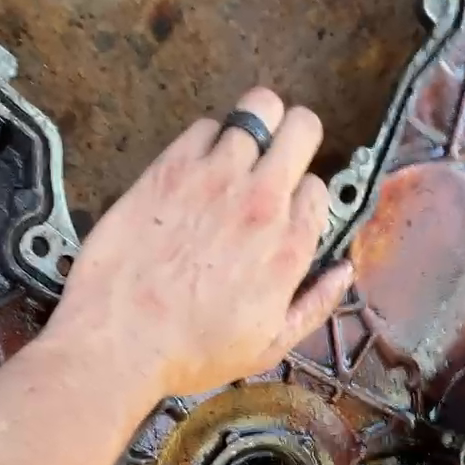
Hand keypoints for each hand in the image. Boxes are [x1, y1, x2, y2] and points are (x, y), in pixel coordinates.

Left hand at [44, 87, 355, 399]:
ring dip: (250, 132)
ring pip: (257, 110)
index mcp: (289, 247)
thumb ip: (314, 305)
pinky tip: (191, 174)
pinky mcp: (171, 167)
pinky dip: (203, 142)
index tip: (284, 214)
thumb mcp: (266, 348)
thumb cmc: (190, 354)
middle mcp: (261, 201)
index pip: (319, 188)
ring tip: (230, 163)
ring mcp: (215, 177)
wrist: (120, 343)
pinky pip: (204, 126)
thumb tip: (344, 272)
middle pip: (303, 126)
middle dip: (294, 139)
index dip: (302, 199)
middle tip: (272, 163)